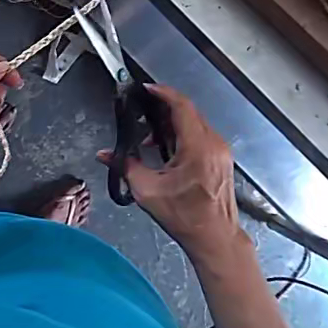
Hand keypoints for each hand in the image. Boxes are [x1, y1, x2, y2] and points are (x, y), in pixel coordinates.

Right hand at [99, 84, 249, 271]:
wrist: (215, 238)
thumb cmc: (186, 217)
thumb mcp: (148, 191)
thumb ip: (125, 167)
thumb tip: (105, 155)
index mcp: (198, 147)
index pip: (182, 107)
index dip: (163, 93)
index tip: (148, 89)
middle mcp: (214, 144)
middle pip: (189, 112)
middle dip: (165, 109)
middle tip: (144, 111)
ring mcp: (221, 151)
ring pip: (196, 124)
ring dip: (173, 124)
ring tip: (151, 137)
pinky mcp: (222, 160)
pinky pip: (202, 136)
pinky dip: (184, 135)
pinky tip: (167, 150)